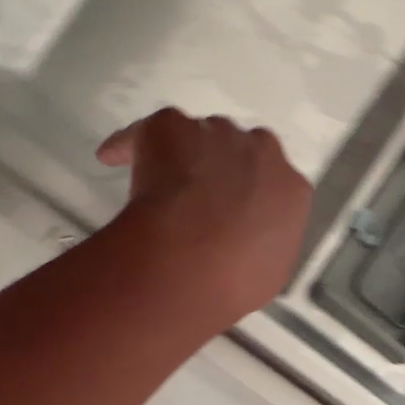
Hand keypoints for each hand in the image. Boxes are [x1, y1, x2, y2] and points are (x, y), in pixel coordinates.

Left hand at [97, 108, 312, 324]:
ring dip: (186, 154)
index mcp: (291, 189)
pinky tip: (113, 158)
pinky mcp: (170, 125)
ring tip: (162, 183)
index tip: (235, 212)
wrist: (191, 261)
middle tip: (200, 195)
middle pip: (240, 150)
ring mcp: (215, 132)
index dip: (251, 196)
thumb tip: (248, 239)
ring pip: (199, 136)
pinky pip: (147, 132)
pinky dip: (130, 144)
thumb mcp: (270, 271)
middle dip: (223, 166)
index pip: (275, 183)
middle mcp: (260, 150)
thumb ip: (265, 243)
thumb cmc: (237, 280)